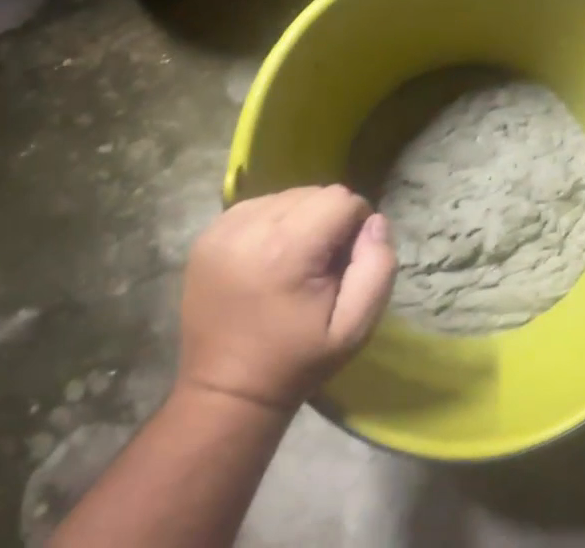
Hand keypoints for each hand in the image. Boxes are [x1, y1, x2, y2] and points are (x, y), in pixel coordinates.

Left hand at [177, 184, 396, 411]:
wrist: (226, 391)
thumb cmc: (297, 361)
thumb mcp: (355, 328)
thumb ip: (377, 268)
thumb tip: (375, 222)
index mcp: (286, 248)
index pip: (341, 199)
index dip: (355, 227)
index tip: (345, 264)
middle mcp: (249, 227)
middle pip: (313, 193)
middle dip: (327, 222)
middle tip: (320, 268)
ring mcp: (221, 229)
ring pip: (286, 196)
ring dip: (300, 220)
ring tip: (293, 264)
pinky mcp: (206, 235)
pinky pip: (257, 207)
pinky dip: (272, 224)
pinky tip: (269, 259)